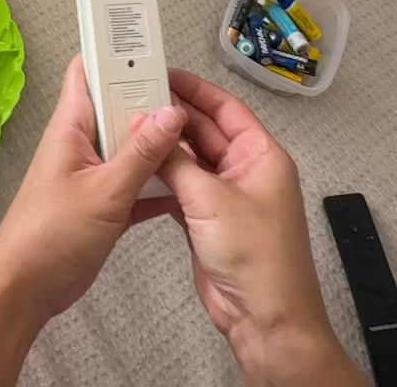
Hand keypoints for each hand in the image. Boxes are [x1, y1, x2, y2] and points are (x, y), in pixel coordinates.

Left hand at [0, 55, 185, 320]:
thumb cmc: (49, 235)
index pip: (87, 71)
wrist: (26, 289)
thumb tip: (170, 113)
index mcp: (71, 125)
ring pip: (129, 144)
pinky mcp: (103, 201)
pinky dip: (155, 181)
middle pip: (117, 106)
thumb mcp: (104, 191)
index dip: (113, 53)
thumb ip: (140, 153)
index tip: (147, 44)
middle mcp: (81, 141)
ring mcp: (92, 171)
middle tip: (184, 97)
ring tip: (192, 137)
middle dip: (148, 100)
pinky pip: (134, 180)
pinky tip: (182, 185)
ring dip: (156, 143)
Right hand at [158, 70, 366, 386]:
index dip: (196, 89)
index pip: (226, 108)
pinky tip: (138, 166)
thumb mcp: (211, 199)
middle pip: (205, 131)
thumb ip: (174, 160)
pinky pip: (182, 186)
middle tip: (137, 98)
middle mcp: (245, 171)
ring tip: (130, 127)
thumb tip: (146, 127)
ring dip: (164, 147)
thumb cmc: (258, 260)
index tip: (166, 74)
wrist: (266, 322)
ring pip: (190, 159)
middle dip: (173, 117)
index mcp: (261, 156)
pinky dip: (161, 176)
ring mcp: (226, 196)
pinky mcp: (209, 220)